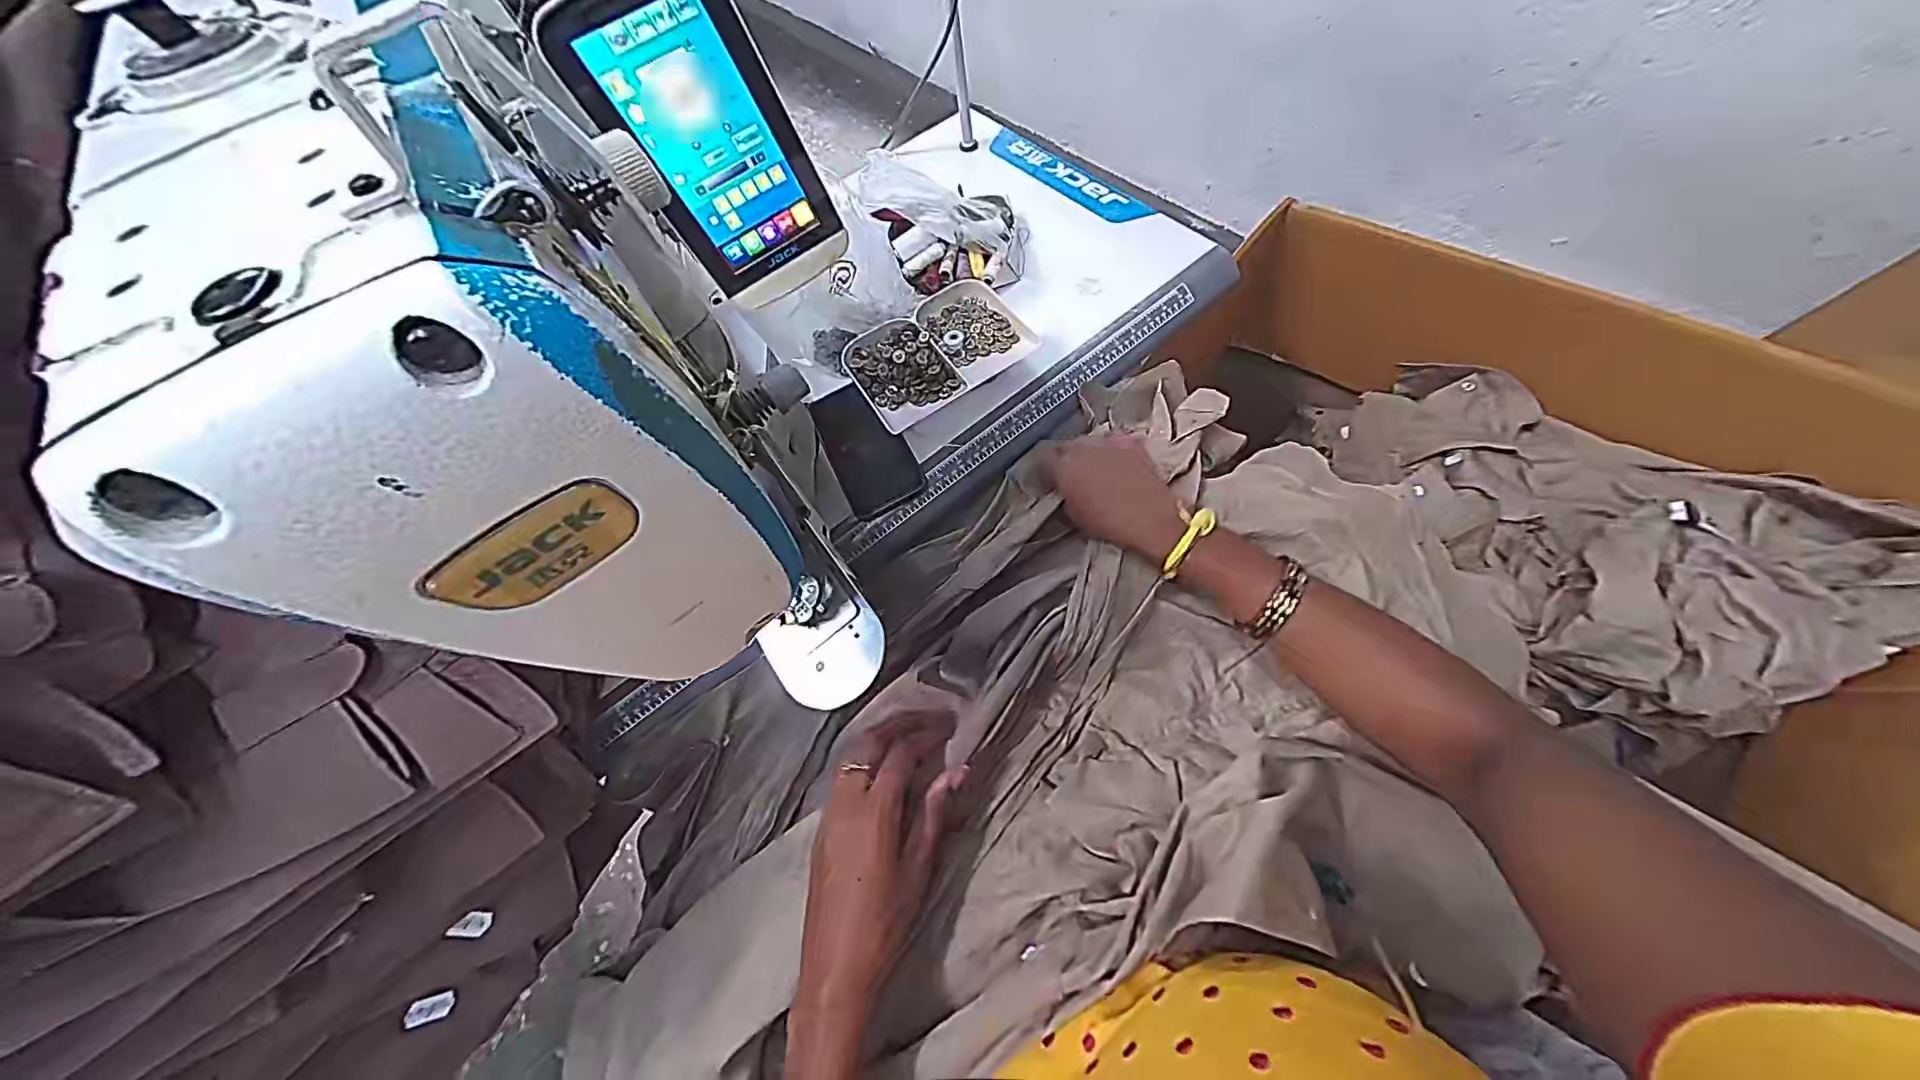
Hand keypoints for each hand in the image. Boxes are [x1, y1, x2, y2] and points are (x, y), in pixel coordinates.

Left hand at [796, 710, 965, 1013]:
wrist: (834, 966)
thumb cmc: (884, 923)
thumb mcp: (918, 868)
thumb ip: (933, 813)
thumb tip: (956, 772)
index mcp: (872, 812)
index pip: (900, 755)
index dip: (926, 735)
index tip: (949, 728)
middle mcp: (844, 803)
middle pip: (869, 742)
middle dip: (901, 723)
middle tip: (930, 719)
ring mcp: (828, 814)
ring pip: (852, 756)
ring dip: (881, 738)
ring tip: (911, 735)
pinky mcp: (822, 827)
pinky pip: (843, 776)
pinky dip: (866, 759)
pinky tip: (885, 768)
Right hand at [1042, 433, 1187, 559]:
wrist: (1150, 520)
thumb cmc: (1108, 523)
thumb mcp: (1074, 515)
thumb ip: (1064, 495)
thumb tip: (1063, 490)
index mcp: (1064, 466)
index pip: (1044, 457)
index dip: (1045, 469)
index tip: (1049, 480)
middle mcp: (1084, 447)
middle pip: (1067, 446)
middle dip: (1066, 459)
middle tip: (1071, 475)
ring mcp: (1109, 442)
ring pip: (1091, 441)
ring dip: (1089, 452)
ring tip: (1095, 468)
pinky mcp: (1132, 443)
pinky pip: (1114, 441)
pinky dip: (1112, 450)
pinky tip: (1116, 462)